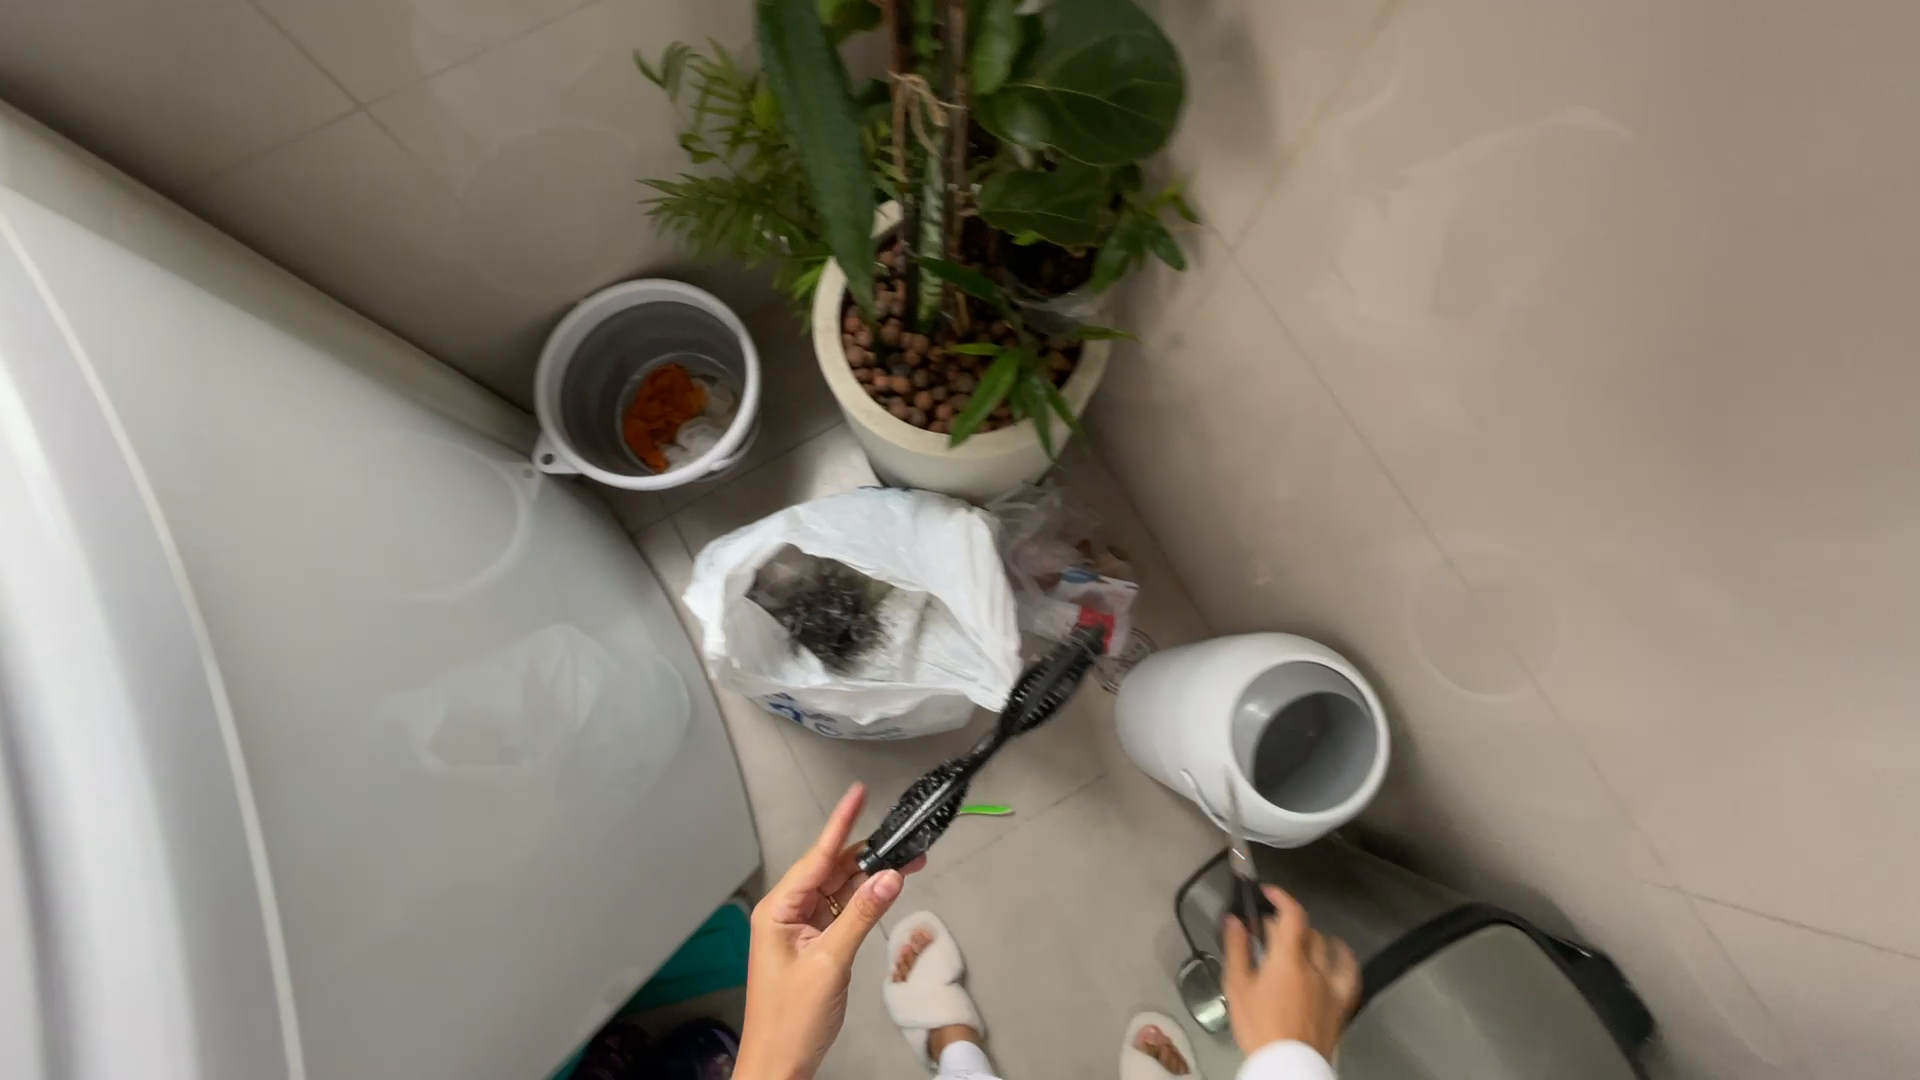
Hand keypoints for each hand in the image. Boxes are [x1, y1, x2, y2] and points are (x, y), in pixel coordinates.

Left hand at [735, 784, 924, 1079]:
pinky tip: (889, 887)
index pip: (817, 856)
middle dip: (869, 853)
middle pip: (833, 868)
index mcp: (780, 909)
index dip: (840, 822)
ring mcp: (803, 926)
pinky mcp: (817, 942)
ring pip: (842, 887)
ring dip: (872, 876)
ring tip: (909, 859)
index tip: (857, 793)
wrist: (779, 1068)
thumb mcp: (830, 963)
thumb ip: (861, 915)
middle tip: (905, 837)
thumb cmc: (791, 1020)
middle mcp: (789, 910)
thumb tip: (891, 876)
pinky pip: (844, 909)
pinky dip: (867, 899)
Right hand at [1221, 884, 1360, 1062]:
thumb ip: (1236, 949)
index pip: (1292, 915)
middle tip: (1266, 932)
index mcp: (1288, 959)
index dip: (1282, 897)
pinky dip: (1344, 958)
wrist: (1288, 1067)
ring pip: (1328, 948)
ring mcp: (1331, 986)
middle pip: (1306, 931)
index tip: (1266, 892)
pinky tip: (1338, 953)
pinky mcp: (1341, 1005)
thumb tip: (1234, 920)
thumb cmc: (1259, 1025)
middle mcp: (1314, 966)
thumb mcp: (1237, 986)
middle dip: (1286, 924)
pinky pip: (1350, 975)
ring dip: (1312, 937)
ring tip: (1298, 940)